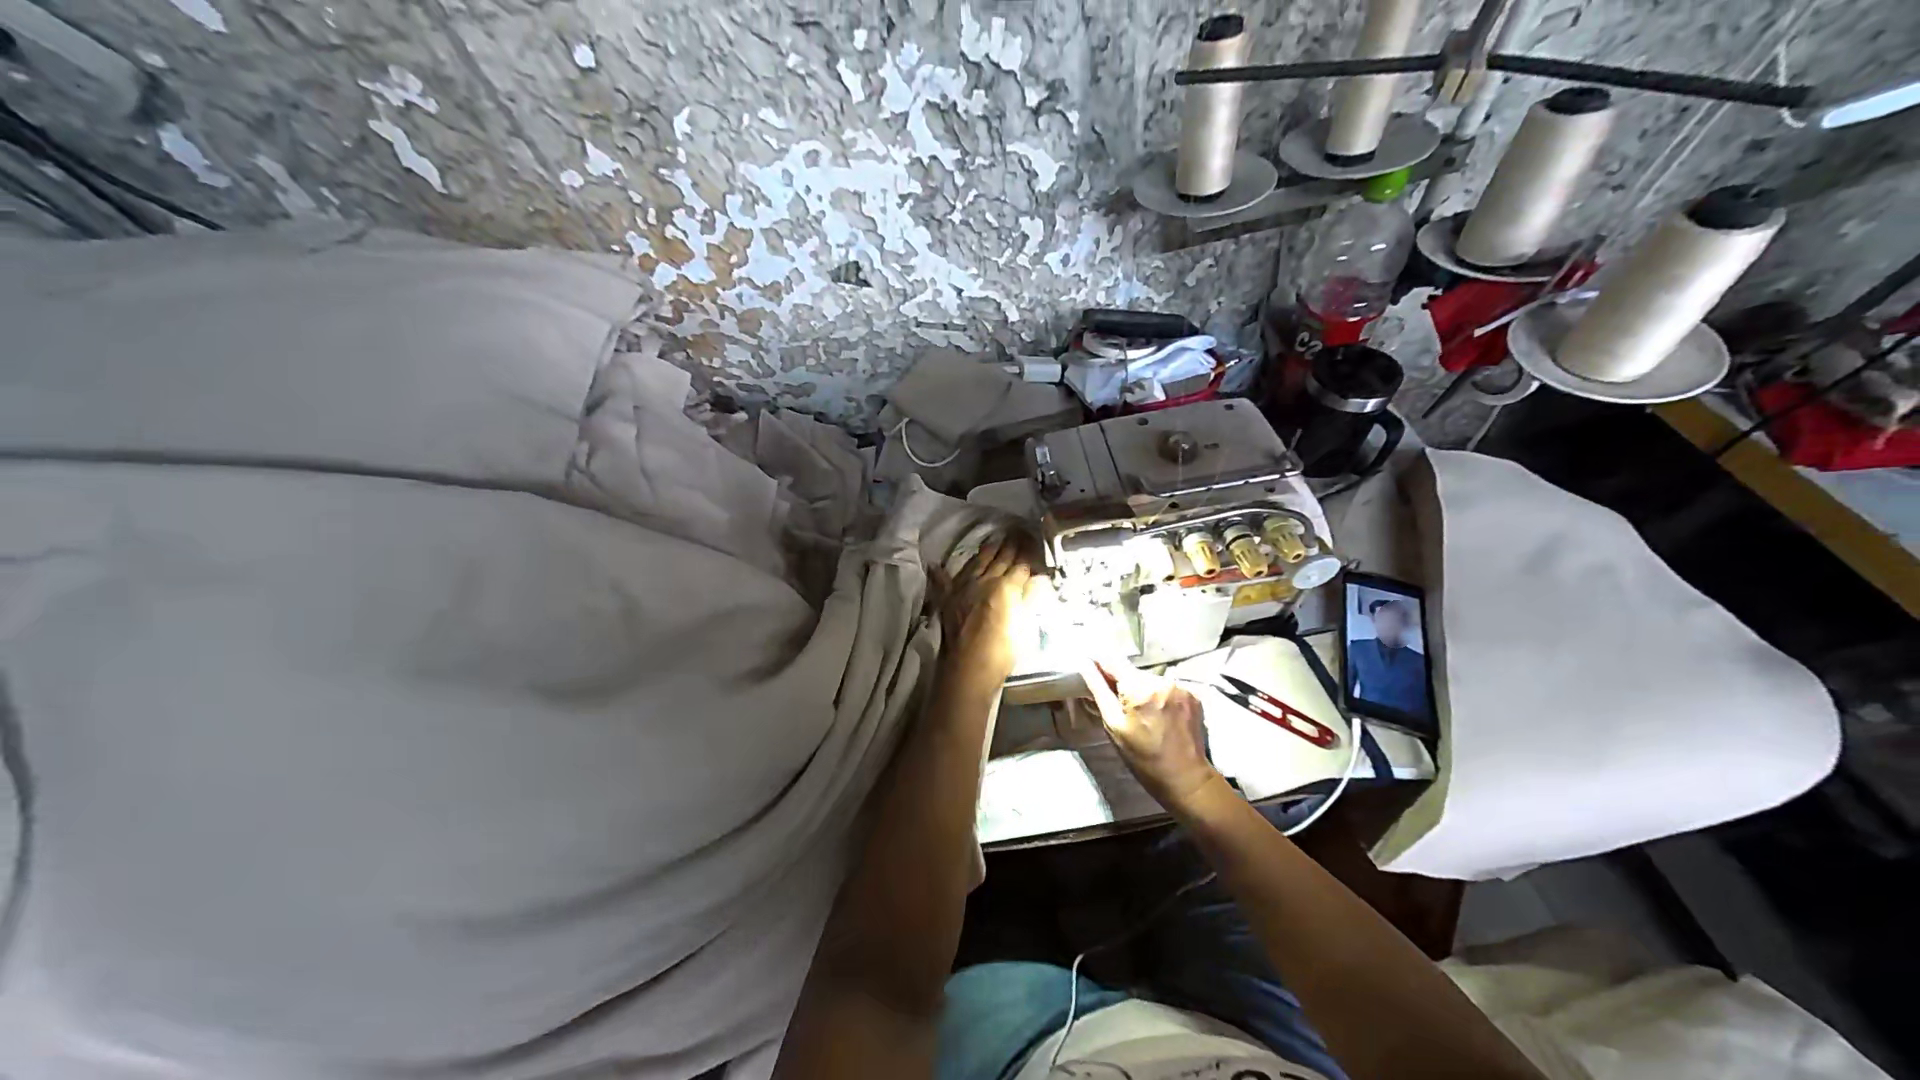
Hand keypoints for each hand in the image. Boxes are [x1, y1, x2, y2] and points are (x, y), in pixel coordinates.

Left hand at [934, 532, 1035, 682]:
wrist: (968, 669)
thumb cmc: (1002, 652)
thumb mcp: (1026, 626)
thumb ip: (1031, 599)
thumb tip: (1038, 578)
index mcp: (1006, 587)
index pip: (1021, 566)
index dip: (1029, 554)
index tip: (1034, 543)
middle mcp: (984, 581)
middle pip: (1000, 559)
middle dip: (1011, 546)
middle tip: (1018, 532)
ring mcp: (963, 588)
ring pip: (977, 562)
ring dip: (988, 550)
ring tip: (996, 538)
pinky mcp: (948, 599)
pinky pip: (944, 581)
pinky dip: (941, 573)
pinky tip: (936, 564)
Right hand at [1079, 655, 1224, 812]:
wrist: (1185, 778)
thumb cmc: (1143, 757)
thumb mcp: (1114, 726)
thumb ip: (1099, 691)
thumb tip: (1085, 665)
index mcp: (1139, 688)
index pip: (1112, 661)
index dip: (1099, 663)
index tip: (1090, 666)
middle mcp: (1161, 680)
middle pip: (1132, 672)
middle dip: (1122, 683)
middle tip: (1119, 707)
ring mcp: (1180, 686)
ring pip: (1149, 680)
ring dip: (1141, 691)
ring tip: (1142, 715)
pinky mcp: (1193, 695)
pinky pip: (1166, 688)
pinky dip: (1158, 697)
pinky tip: (1159, 716)